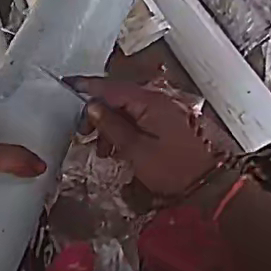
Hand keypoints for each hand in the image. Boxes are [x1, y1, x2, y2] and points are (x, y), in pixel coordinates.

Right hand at [70, 77, 219, 196]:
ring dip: (107, 124)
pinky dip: (120, 129)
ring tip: (99, 146)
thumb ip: (112, 125)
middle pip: (116, 96)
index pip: (111, 87)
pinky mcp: (161, 122)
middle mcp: (155, 101)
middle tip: (81, 129)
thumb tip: (91, 106)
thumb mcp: (135, 150)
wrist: (203, 185)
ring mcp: (159, 111)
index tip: (67, 84)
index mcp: (149, 103)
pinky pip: (133, 118)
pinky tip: (113, 147)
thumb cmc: (170, 169)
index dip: (87, 86)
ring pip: (123, 108)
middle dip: (96, 110)